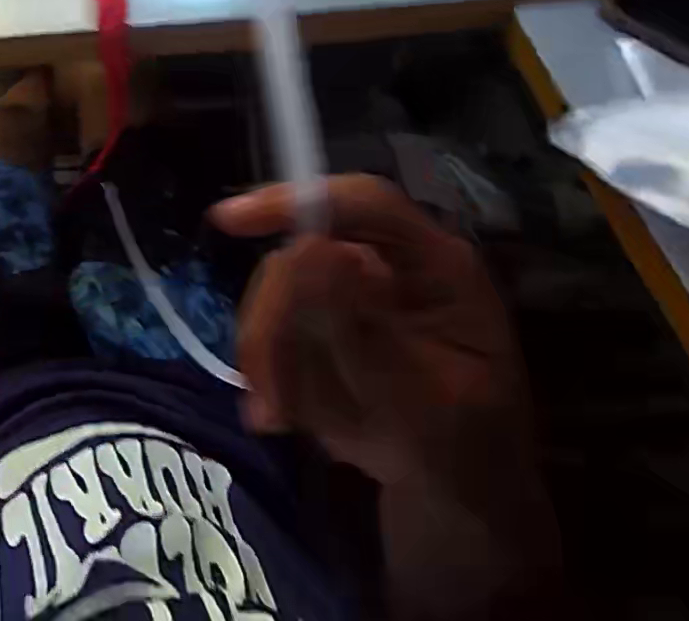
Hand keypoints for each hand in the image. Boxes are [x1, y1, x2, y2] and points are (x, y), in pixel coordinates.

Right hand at [212, 175, 527, 485]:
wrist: (453, 489)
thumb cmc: (460, 450)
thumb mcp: (419, 405)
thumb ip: (363, 332)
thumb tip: (313, 249)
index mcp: (435, 264)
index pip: (364, 203)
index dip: (296, 199)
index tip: (228, 221)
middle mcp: (388, 259)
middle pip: (304, 253)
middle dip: (275, 322)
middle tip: (267, 394)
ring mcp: (351, 284)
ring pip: (278, 288)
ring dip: (268, 353)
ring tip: (277, 417)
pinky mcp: (323, 312)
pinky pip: (273, 321)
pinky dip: (268, 366)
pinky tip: (282, 412)